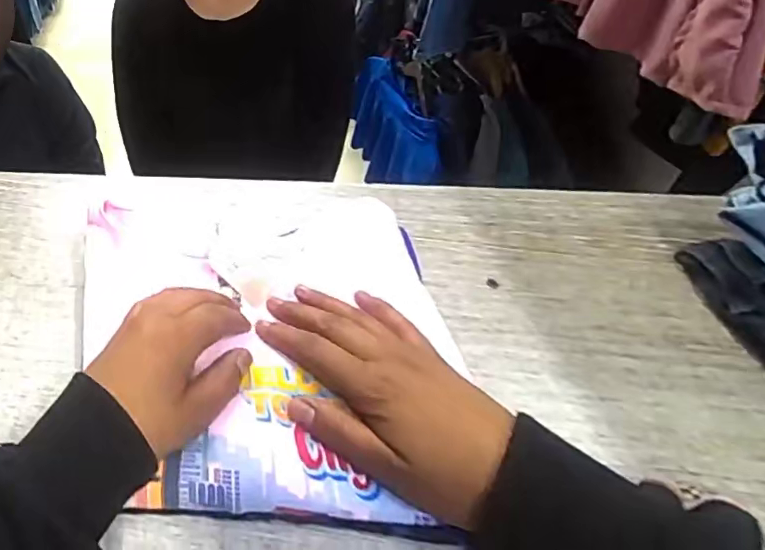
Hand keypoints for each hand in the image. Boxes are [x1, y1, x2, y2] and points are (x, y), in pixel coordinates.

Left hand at [87, 288, 252, 457]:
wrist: (92, 435)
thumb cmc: (149, 425)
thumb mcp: (194, 412)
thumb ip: (223, 380)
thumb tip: (242, 355)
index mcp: (178, 334)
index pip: (214, 316)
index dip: (234, 319)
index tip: (246, 328)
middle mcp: (158, 316)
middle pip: (196, 297)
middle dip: (219, 303)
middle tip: (235, 315)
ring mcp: (138, 318)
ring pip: (176, 294)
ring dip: (198, 298)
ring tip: (212, 311)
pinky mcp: (125, 326)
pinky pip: (159, 300)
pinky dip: (178, 300)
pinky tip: (182, 313)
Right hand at [257, 286, 513, 529]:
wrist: (502, 465)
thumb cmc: (440, 475)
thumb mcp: (385, 467)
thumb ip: (338, 431)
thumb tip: (291, 402)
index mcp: (371, 385)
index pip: (319, 353)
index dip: (288, 338)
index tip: (261, 325)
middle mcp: (385, 358)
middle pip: (335, 327)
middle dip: (301, 313)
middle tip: (273, 301)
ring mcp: (408, 351)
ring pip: (360, 318)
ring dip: (330, 303)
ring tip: (303, 290)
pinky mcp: (427, 353)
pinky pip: (396, 320)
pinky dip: (377, 305)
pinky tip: (363, 296)